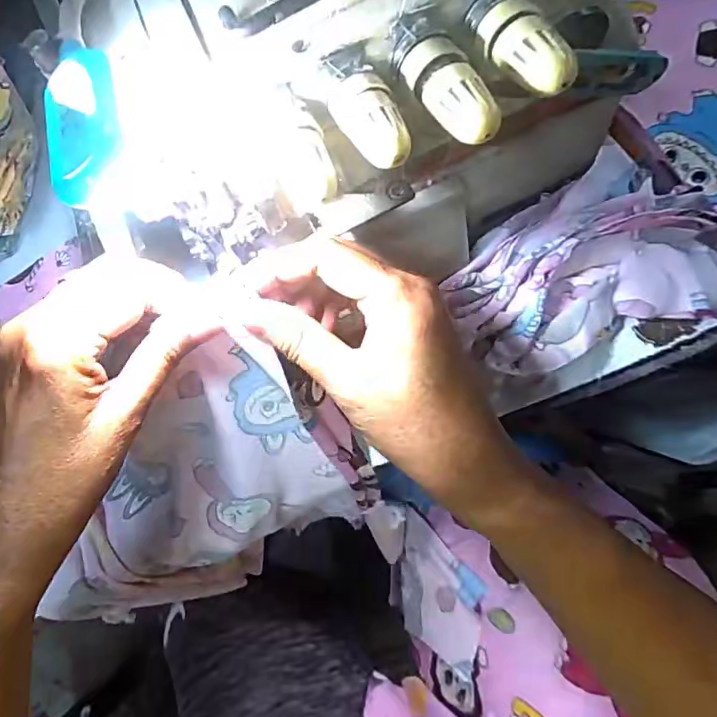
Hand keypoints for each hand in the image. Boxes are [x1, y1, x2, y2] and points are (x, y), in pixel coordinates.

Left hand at [0, 256, 216, 610]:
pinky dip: (104, 314)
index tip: (206, 316)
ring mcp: (17, 330)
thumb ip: (162, 355)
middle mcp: (29, 320)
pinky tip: (129, 340)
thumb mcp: (122, 418)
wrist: (4, 529)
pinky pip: (68, 309)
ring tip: (167, 330)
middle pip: (104, 276)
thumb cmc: (66, 486)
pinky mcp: (15, 343)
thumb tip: (208, 316)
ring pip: (87, 287)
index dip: (174, 295)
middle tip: (190, 321)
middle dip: (154, 290)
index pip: (127, 287)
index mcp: (54, 339)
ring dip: (130, 299)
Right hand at [231, 237, 534, 529]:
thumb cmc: (411, 425)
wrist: (470, 461)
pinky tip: (316, 332)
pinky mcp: (414, 318)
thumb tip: (247, 313)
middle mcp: (408, 283)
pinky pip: (365, 298)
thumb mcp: (347, 380)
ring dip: (312, 292)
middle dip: (293, 276)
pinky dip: (335, 308)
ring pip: (350, 278)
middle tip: (256, 302)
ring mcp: (414, 299)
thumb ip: (296, 338)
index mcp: (396, 292)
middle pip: (337, 259)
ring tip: (281, 321)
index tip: (245, 288)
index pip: (325, 255)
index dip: (280, 267)